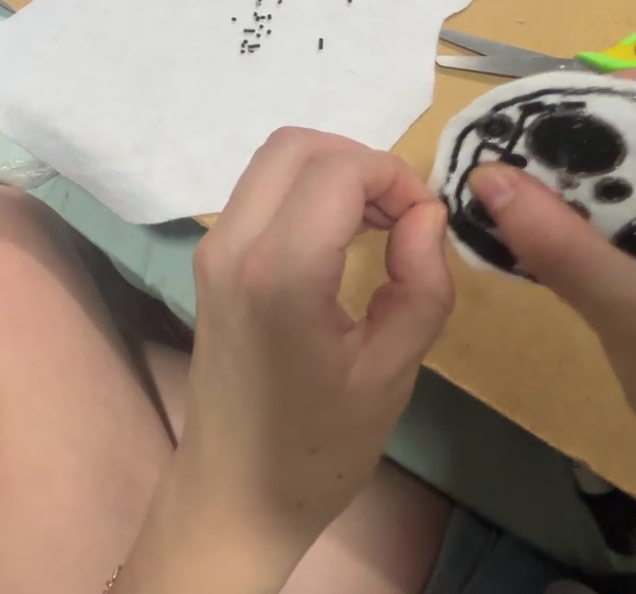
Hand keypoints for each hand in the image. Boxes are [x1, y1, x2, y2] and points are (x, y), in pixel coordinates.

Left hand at [178, 129, 453, 559]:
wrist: (234, 489)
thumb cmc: (318, 446)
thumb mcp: (392, 371)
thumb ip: (421, 283)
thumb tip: (426, 214)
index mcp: (279, 271)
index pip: (336, 169)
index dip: (392, 176)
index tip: (426, 218)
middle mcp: (233, 243)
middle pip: (293, 146)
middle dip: (359, 161)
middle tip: (402, 213)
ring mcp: (212, 247)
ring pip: (270, 163)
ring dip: (330, 173)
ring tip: (379, 224)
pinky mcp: (209, 258)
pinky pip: (257, 193)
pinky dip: (303, 192)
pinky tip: (339, 235)